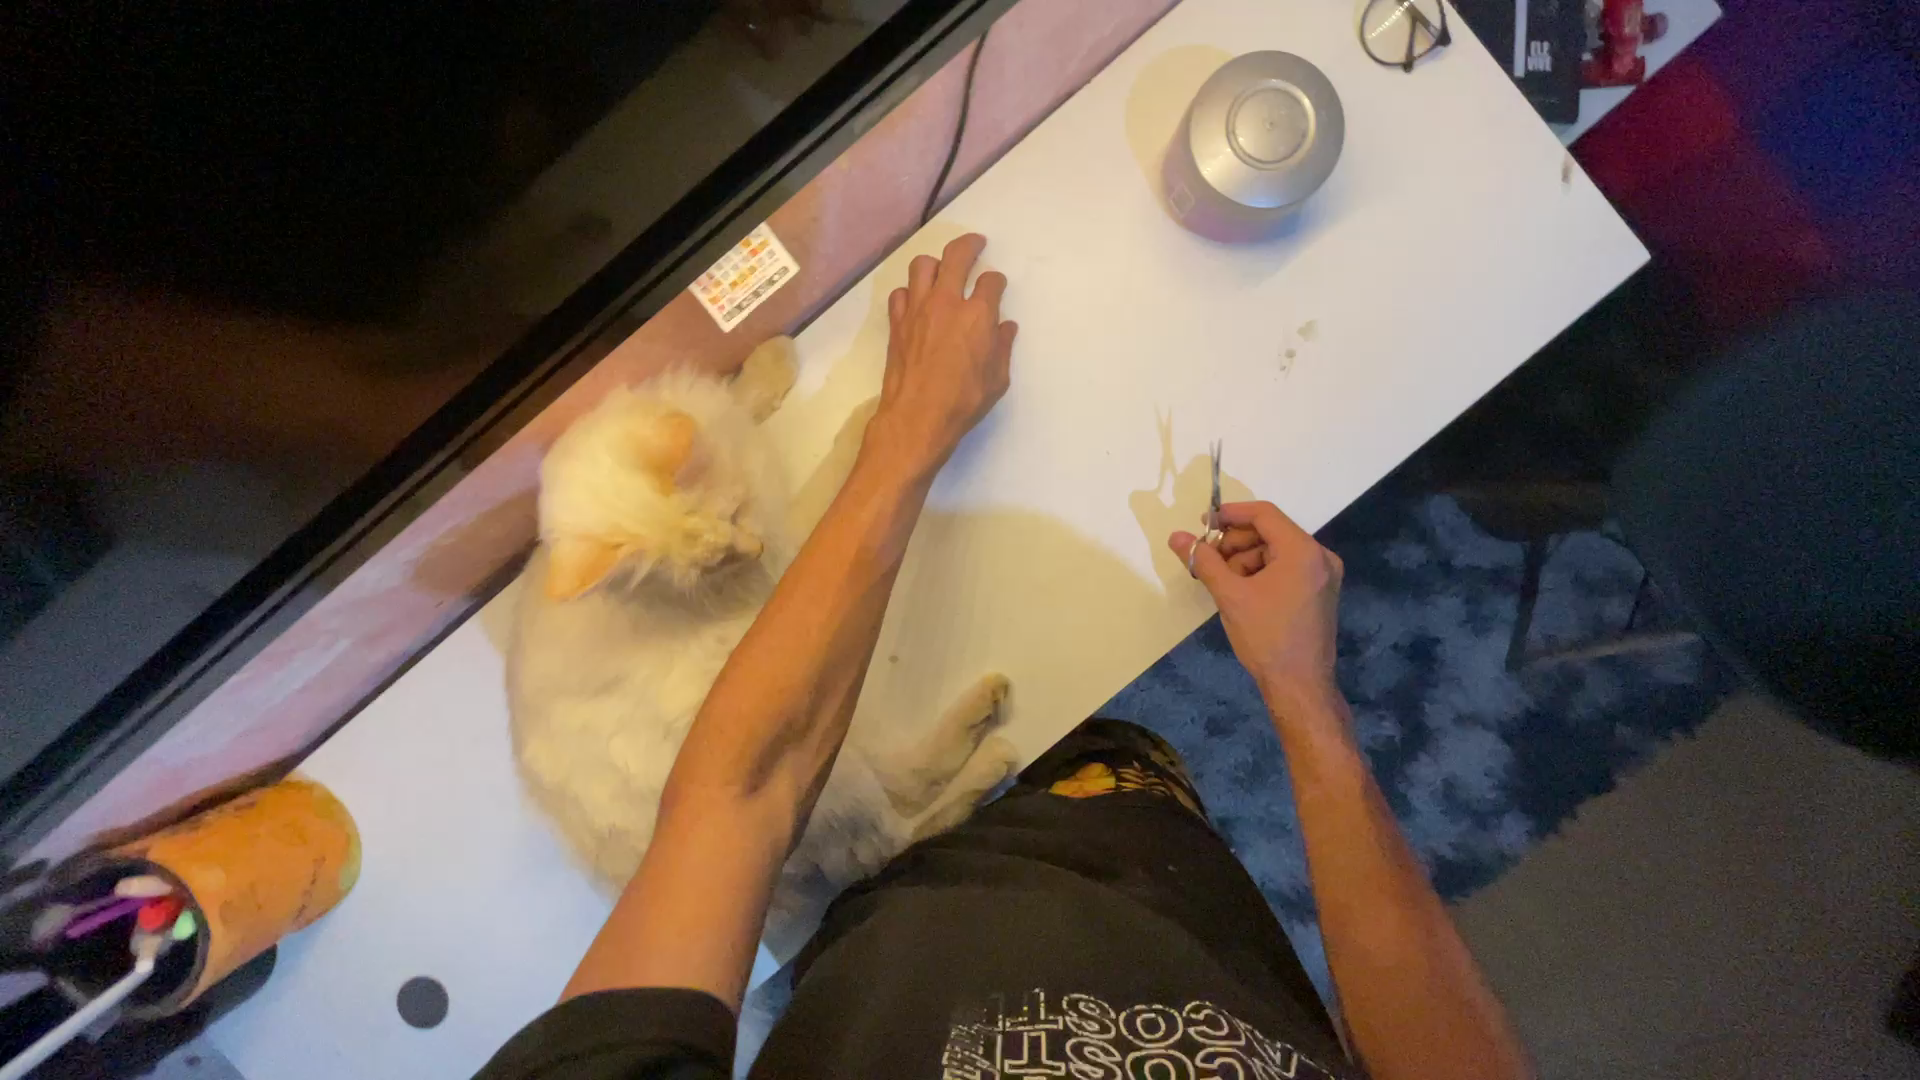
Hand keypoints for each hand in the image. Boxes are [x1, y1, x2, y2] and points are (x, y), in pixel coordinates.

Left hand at [866, 233, 1017, 475]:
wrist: (917, 417)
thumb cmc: (963, 403)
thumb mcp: (997, 380)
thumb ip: (1002, 348)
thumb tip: (1006, 327)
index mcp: (978, 315)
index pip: (991, 281)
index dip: (996, 281)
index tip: (997, 286)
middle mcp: (947, 303)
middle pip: (956, 256)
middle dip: (969, 245)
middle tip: (975, 244)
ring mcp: (918, 310)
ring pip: (922, 266)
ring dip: (935, 263)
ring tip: (941, 269)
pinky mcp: (897, 323)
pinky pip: (901, 293)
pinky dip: (910, 292)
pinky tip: (917, 301)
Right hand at [1169, 501, 1343, 705]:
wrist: (1299, 684)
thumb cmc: (1265, 637)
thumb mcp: (1229, 595)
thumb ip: (1203, 560)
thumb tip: (1177, 537)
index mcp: (1303, 551)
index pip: (1264, 514)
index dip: (1230, 514)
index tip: (1203, 523)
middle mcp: (1320, 557)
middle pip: (1270, 532)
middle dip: (1235, 542)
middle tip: (1208, 560)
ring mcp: (1323, 575)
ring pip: (1276, 550)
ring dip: (1245, 559)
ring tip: (1223, 582)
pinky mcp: (1320, 592)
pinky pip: (1286, 567)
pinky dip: (1261, 571)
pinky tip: (1241, 591)